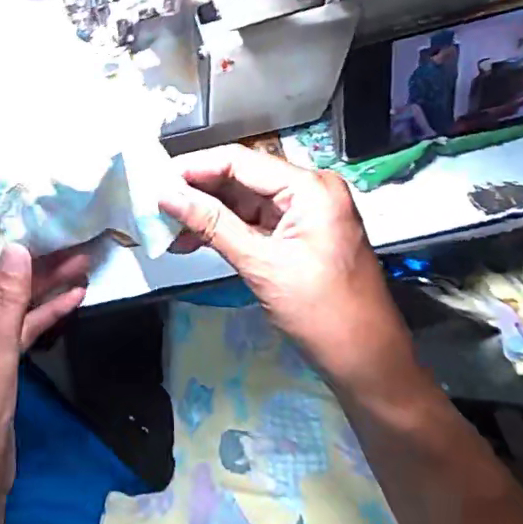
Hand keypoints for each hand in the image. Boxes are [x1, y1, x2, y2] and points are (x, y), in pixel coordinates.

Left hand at [0, 244, 91, 517]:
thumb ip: (8, 300)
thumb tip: (16, 248)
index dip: (21, 257)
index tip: (55, 237)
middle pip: (3, 289)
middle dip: (41, 273)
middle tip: (80, 251)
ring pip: (16, 309)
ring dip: (47, 293)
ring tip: (84, 268)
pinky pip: (21, 332)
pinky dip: (44, 319)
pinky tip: (73, 301)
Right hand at [159, 144, 410, 385]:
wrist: (367, 362)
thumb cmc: (323, 313)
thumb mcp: (261, 264)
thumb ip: (211, 224)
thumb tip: (167, 196)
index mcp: (310, 188)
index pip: (240, 161)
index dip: (194, 168)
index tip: (156, 180)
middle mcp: (308, 191)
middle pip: (239, 178)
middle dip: (196, 192)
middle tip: (155, 205)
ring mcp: (303, 214)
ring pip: (240, 201)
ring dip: (204, 214)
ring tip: (167, 228)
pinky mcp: (296, 235)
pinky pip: (251, 222)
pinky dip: (222, 230)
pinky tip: (190, 240)